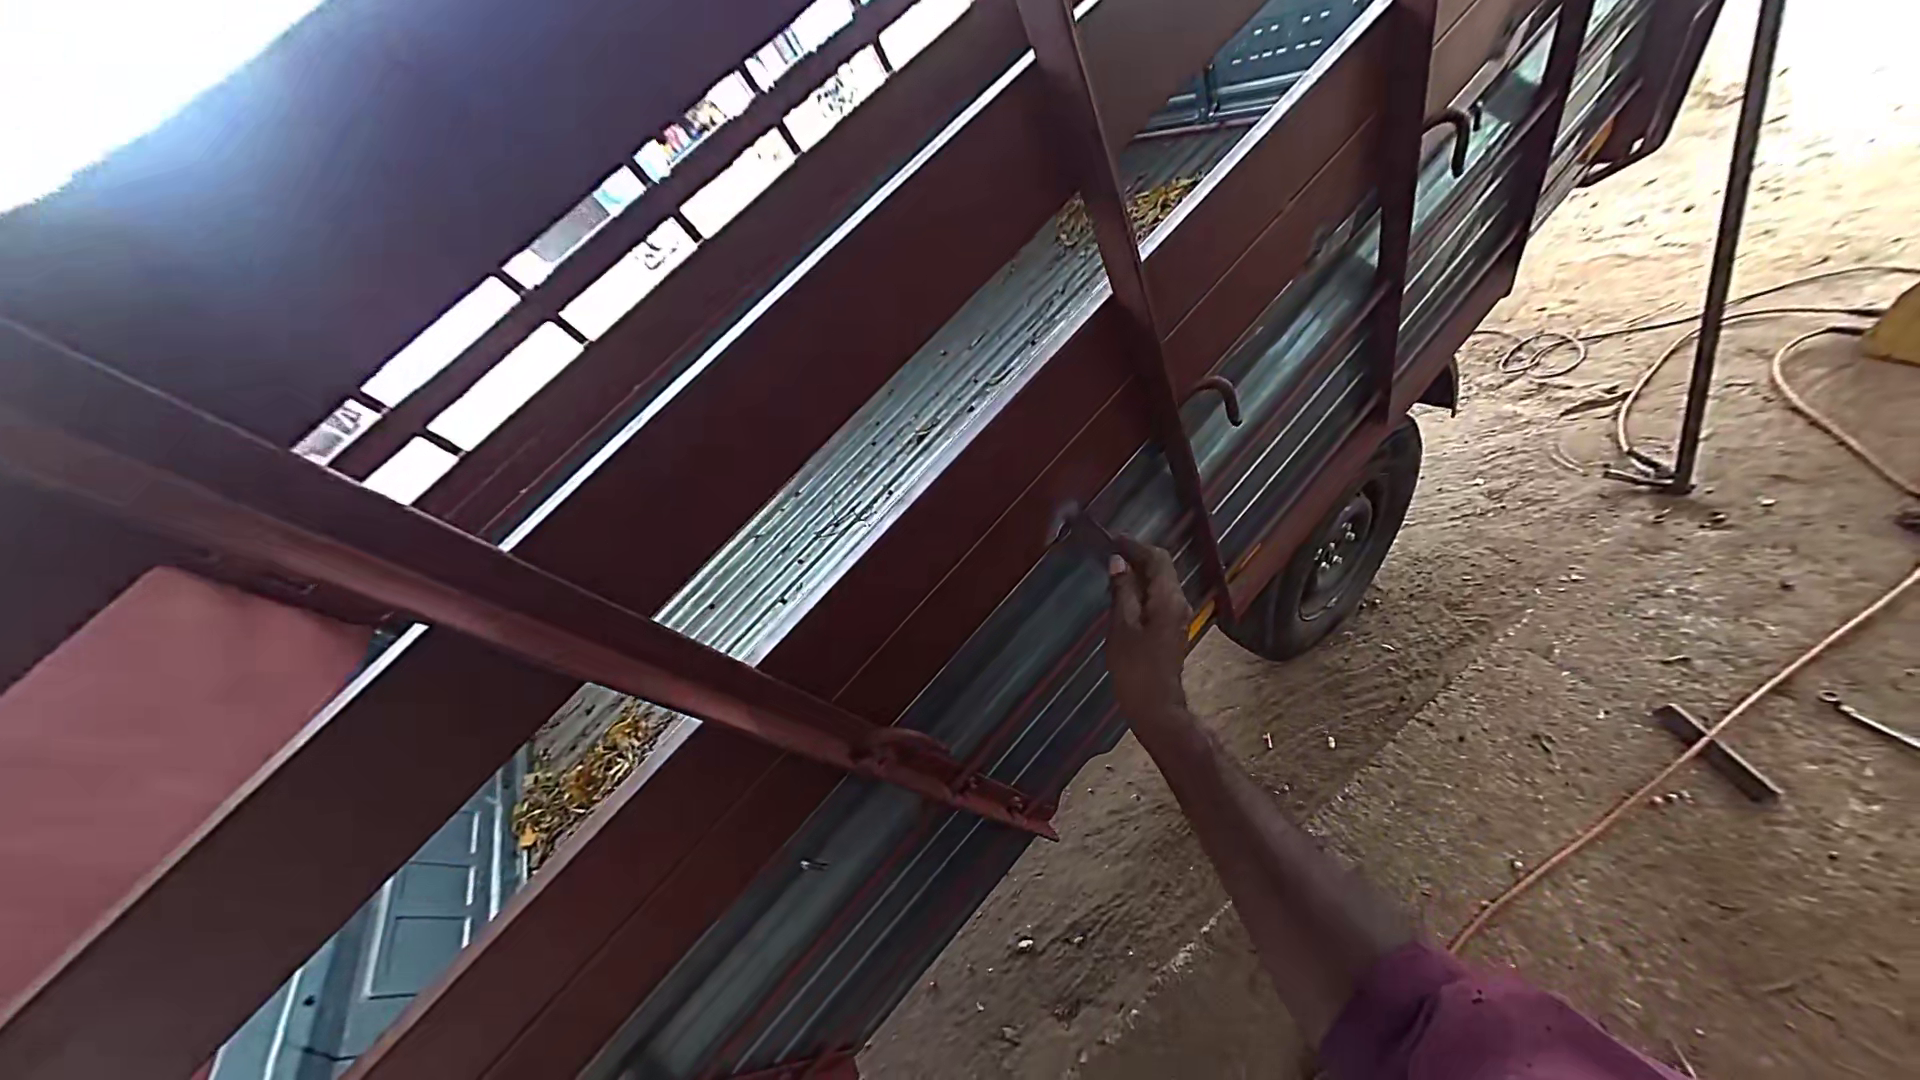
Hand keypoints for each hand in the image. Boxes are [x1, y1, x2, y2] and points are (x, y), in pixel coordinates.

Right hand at [1105, 536, 1193, 724]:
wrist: (1154, 706)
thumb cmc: (1135, 667)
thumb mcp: (1122, 626)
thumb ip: (1122, 591)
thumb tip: (1118, 562)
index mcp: (1169, 599)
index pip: (1158, 559)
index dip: (1136, 546)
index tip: (1112, 539)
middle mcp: (1179, 603)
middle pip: (1161, 569)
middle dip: (1137, 557)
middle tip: (1109, 552)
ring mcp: (1178, 617)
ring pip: (1160, 583)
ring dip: (1138, 573)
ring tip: (1111, 569)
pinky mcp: (1171, 629)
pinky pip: (1157, 598)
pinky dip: (1141, 589)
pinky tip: (1121, 593)